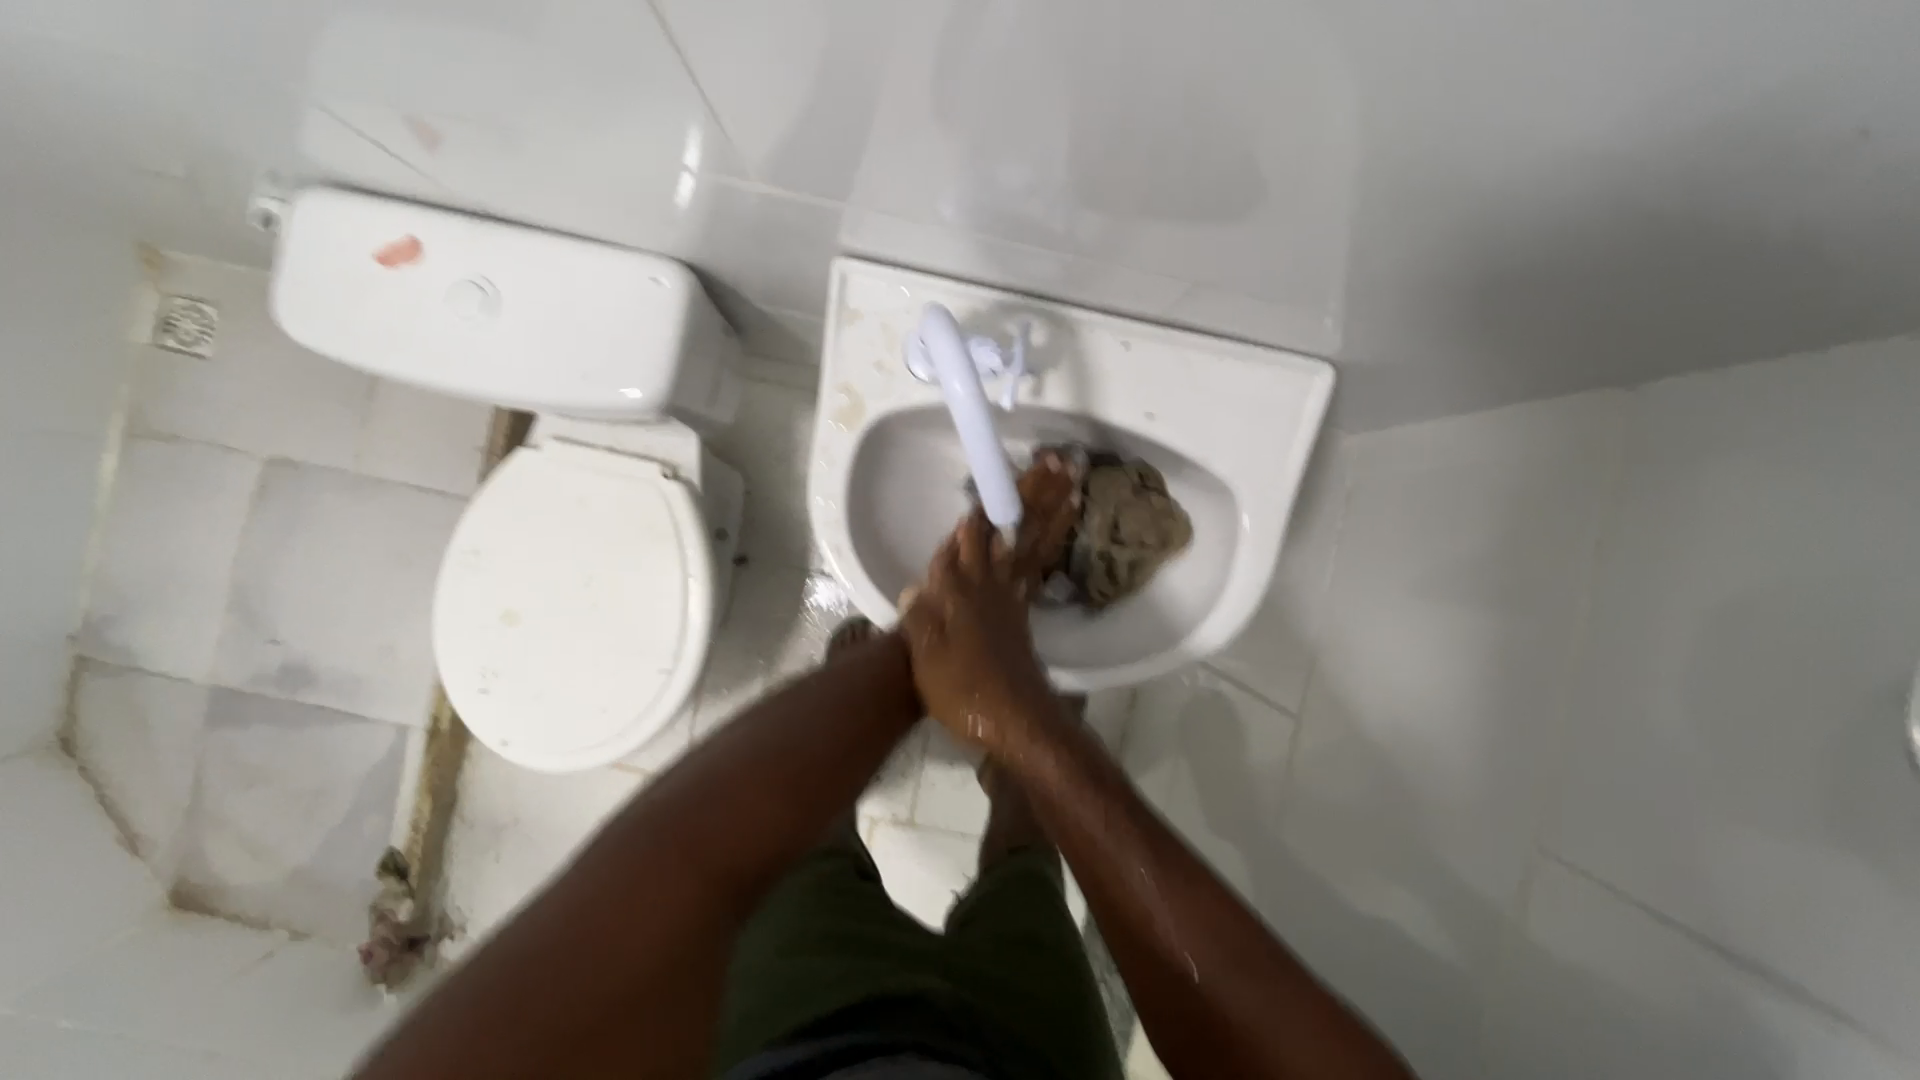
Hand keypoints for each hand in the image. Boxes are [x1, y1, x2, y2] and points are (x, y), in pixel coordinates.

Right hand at [899, 452, 1080, 751]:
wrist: (1010, 722)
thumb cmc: (962, 691)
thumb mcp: (928, 658)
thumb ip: (922, 620)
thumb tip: (916, 589)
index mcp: (963, 590)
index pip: (973, 538)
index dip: (987, 505)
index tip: (1003, 471)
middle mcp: (991, 585)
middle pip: (1014, 529)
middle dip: (1033, 492)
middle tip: (1058, 459)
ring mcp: (1011, 596)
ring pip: (1033, 541)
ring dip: (1051, 507)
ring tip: (1070, 479)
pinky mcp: (1022, 612)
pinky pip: (1040, 564)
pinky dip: (1053, 539)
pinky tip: (1059, 524)